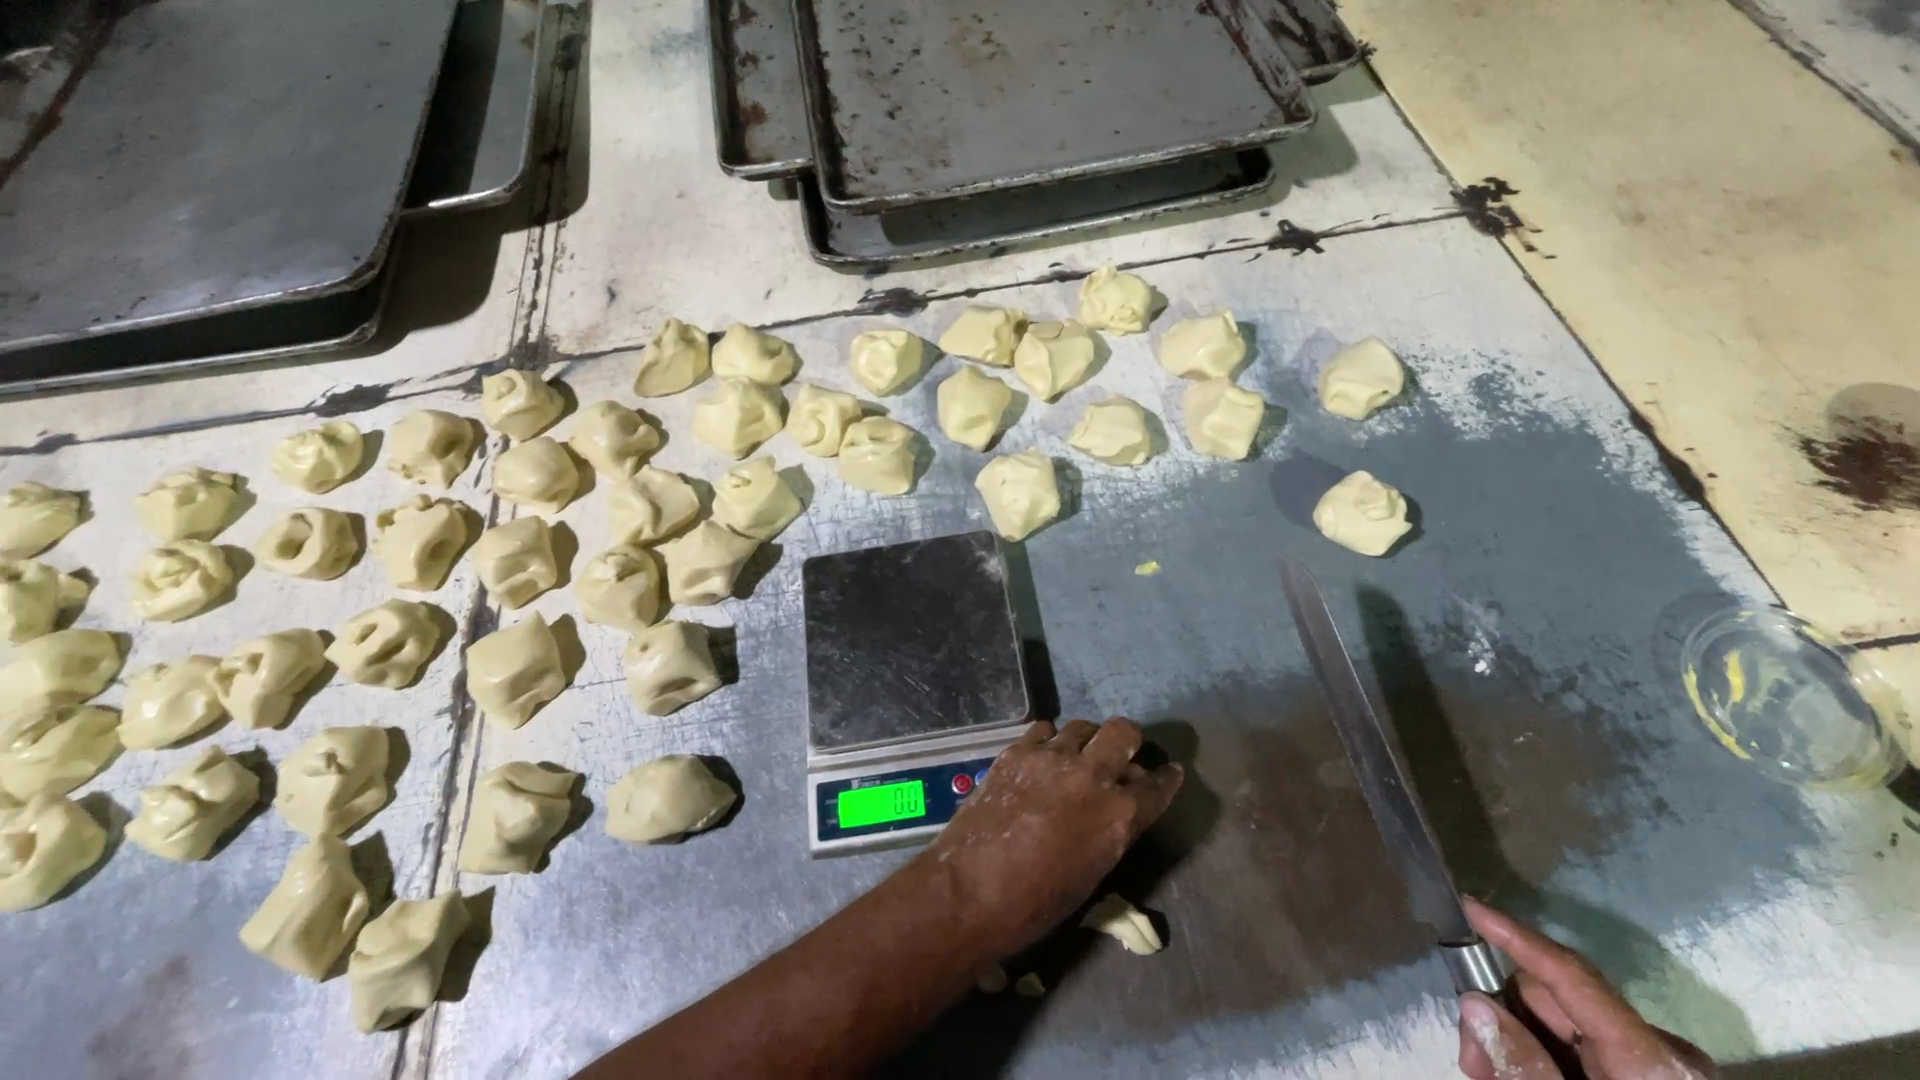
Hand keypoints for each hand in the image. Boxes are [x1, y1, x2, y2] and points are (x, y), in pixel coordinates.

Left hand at [924, 718, 1182, 957]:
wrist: (970, 890)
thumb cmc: (1036, 904)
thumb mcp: (1092, 874)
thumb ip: (1111, 833)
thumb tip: (1113, 814)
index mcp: (1119, 816)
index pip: (1158, 785)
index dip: (1166, 778)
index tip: (1168, 773)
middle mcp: (1091, 777)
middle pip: (1124, 733)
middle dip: (1129, 741)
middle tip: (1121, 754)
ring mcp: (1051, 759)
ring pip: (1082, 726)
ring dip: (1087, 740)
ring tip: (1078, 755)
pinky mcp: (1016, 753)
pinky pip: (1043, 731)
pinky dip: (1049, 741)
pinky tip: (1043, 757)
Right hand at [1457, 898, 1717, 1078]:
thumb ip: (1525, 1068)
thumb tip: (1475, 1002)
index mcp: (1652, 1058)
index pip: (1571, 976)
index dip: (1517, 938)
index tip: (1469, 907)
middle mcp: (1660, 1048)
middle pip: (1554, 998)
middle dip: (1502, 1018)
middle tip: (1471, 1067)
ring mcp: (1658, 1064)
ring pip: (1559, 1022)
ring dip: (1514, 1042)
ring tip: (1486, 1078)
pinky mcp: (1650, 1077)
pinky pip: (1578, 1047)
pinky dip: (1540, 1058)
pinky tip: (1518, 1078)